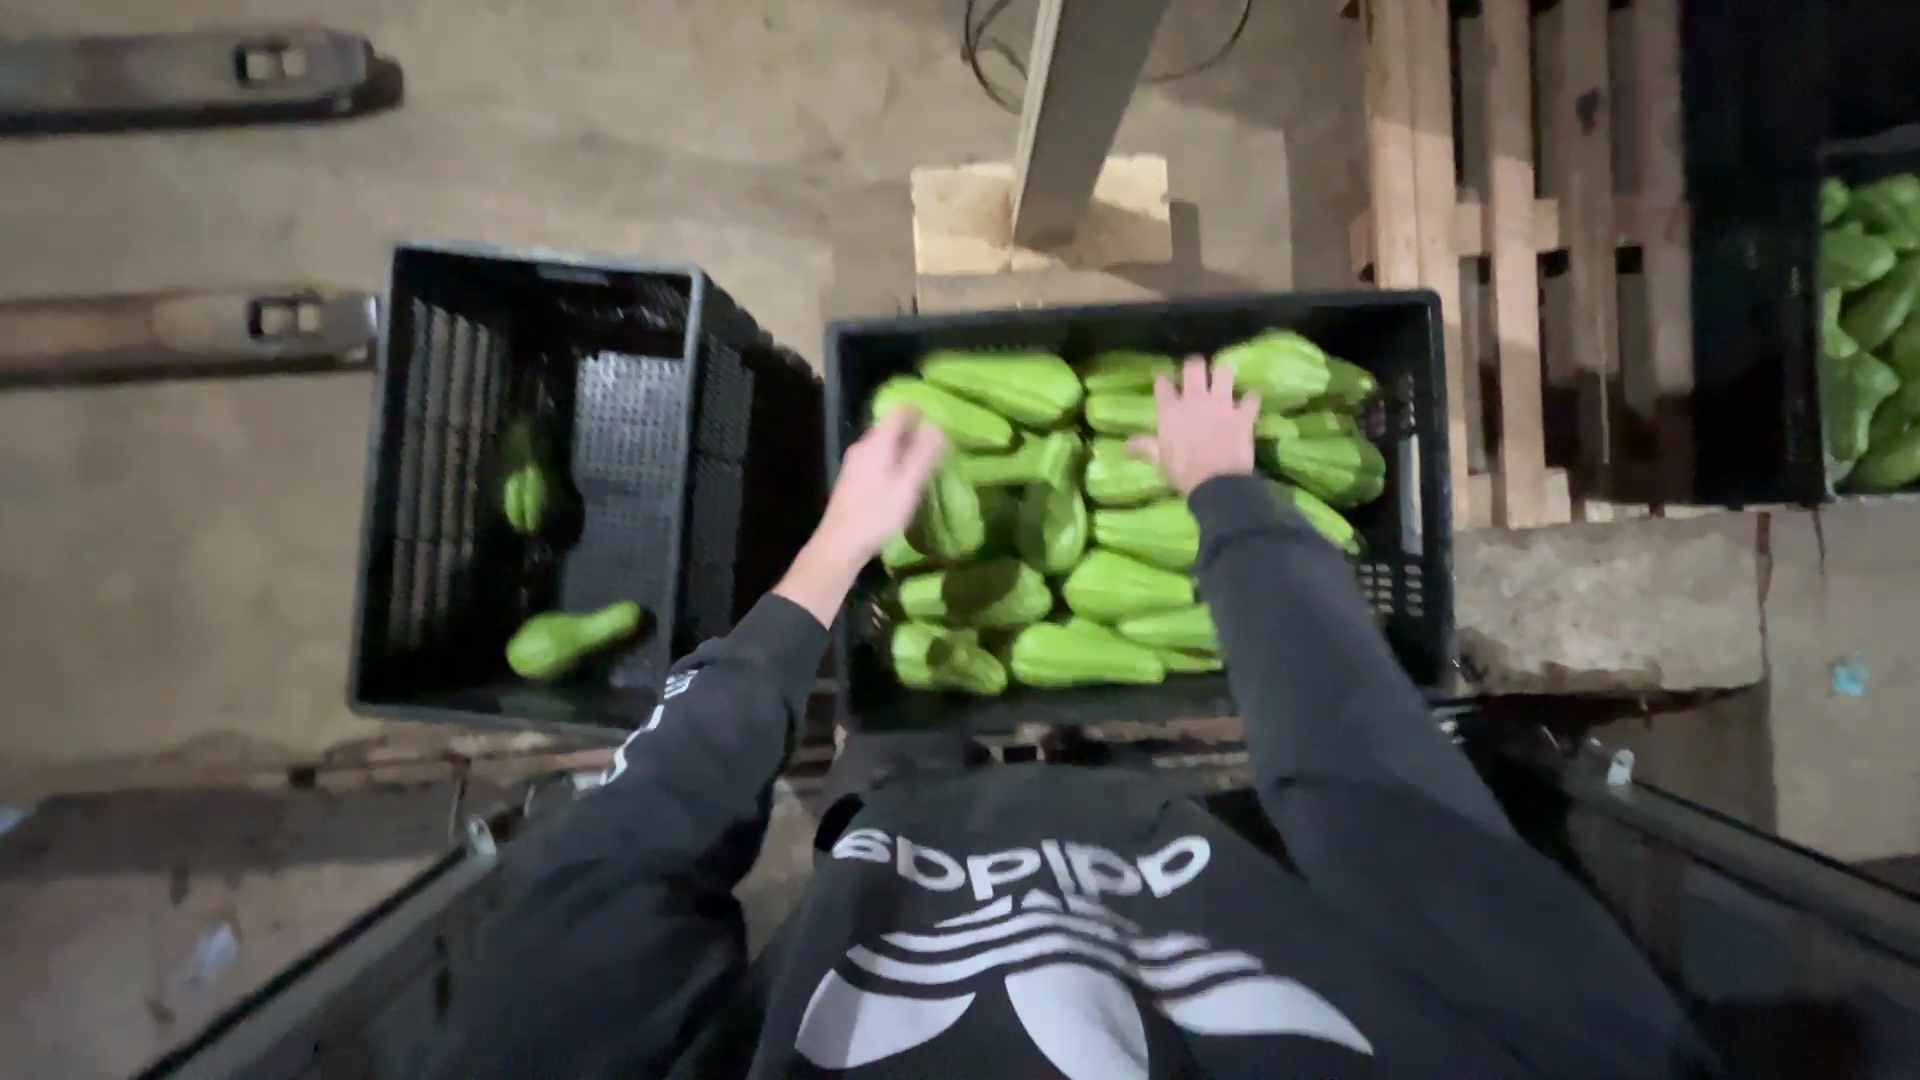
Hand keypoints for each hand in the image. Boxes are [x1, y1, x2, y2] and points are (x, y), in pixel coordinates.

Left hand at [775, 410, 946, 626]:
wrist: (839, 544)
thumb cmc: (877, 515)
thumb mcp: (907, 485)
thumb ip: (923, 454)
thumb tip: (938, 426)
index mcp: (877, 443)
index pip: (900, 411)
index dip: (922, 412)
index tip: (942, 424)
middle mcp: (863, 446)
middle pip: (892, 427)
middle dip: (916, 432)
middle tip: (939, 446)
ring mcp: (855, 462)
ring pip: (885, 444)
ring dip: (905, 449)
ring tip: (925, 464)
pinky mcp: (853, 478)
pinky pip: (878, 458)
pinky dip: (894, 462)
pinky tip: (903, 481)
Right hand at [1127, 355, 1260, 495]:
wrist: (1216, 483)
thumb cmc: (1182, 472)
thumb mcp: (1158, 460)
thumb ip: (1143, 446)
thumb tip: (1125, 445)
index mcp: (1171, 409)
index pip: (1163, 383)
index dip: (1162, 377)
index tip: (1162, 377)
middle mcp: (1196, 399)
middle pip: (1194, 366)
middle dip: (1194, 365)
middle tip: (1195, 372)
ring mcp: (1222, 404)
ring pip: (1224, 371)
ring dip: (1223, 373)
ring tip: (1223, 378)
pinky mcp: (1243, 413)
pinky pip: (1251, 397)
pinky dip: (1251, 398)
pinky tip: (1249, 402)